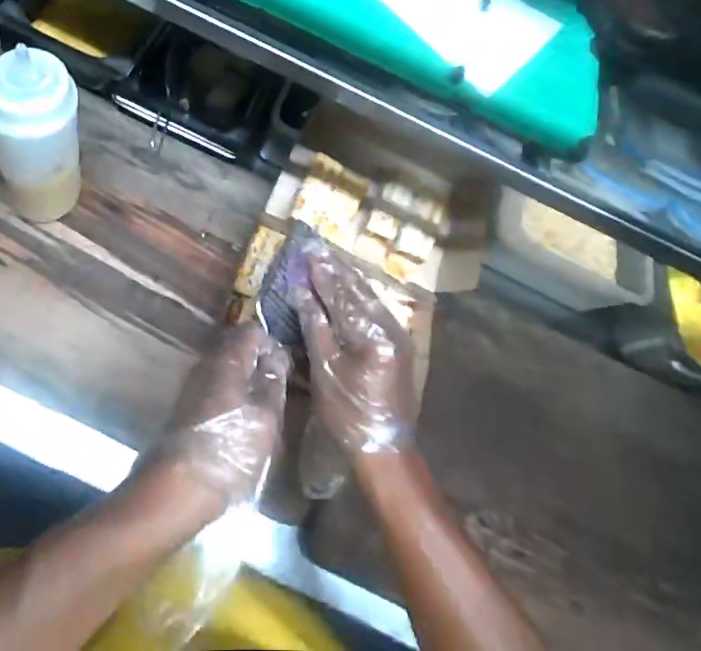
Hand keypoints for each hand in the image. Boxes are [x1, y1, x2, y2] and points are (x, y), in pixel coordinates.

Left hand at [140, 323, 289, 512]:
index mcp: (227, 359)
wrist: (178, 486)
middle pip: (235, 346)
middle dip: (257, 359)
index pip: (252, 331)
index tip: (285, 367)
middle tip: (278, 385)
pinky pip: (214, 384)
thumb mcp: (265, 417)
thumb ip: (273, 381)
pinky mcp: (186, 405)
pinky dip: (231, 392)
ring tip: (263, 405)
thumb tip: (278, 356)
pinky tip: (241, 417)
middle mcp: (206, 363)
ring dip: (244, 377)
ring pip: (224, 366)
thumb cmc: (230, 448)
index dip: (271, 343)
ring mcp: (193, 383)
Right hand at [296, 252, 414, 453]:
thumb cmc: (348, 413)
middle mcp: (391, 328)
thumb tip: (301, 290)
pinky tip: (347, 289)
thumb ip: (314, 325)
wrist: (386, 449)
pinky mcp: (399, 344)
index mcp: (372, 335)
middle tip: (317, 249)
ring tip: (329, 262)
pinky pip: (375, 311)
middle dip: (336, 270)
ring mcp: (399, 335)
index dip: (322, 273)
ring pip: (369, 298)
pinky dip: (358, 297)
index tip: (307, 251)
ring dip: (347, 280)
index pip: (342, 294)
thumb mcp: (324, 369)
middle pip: (359, 291)